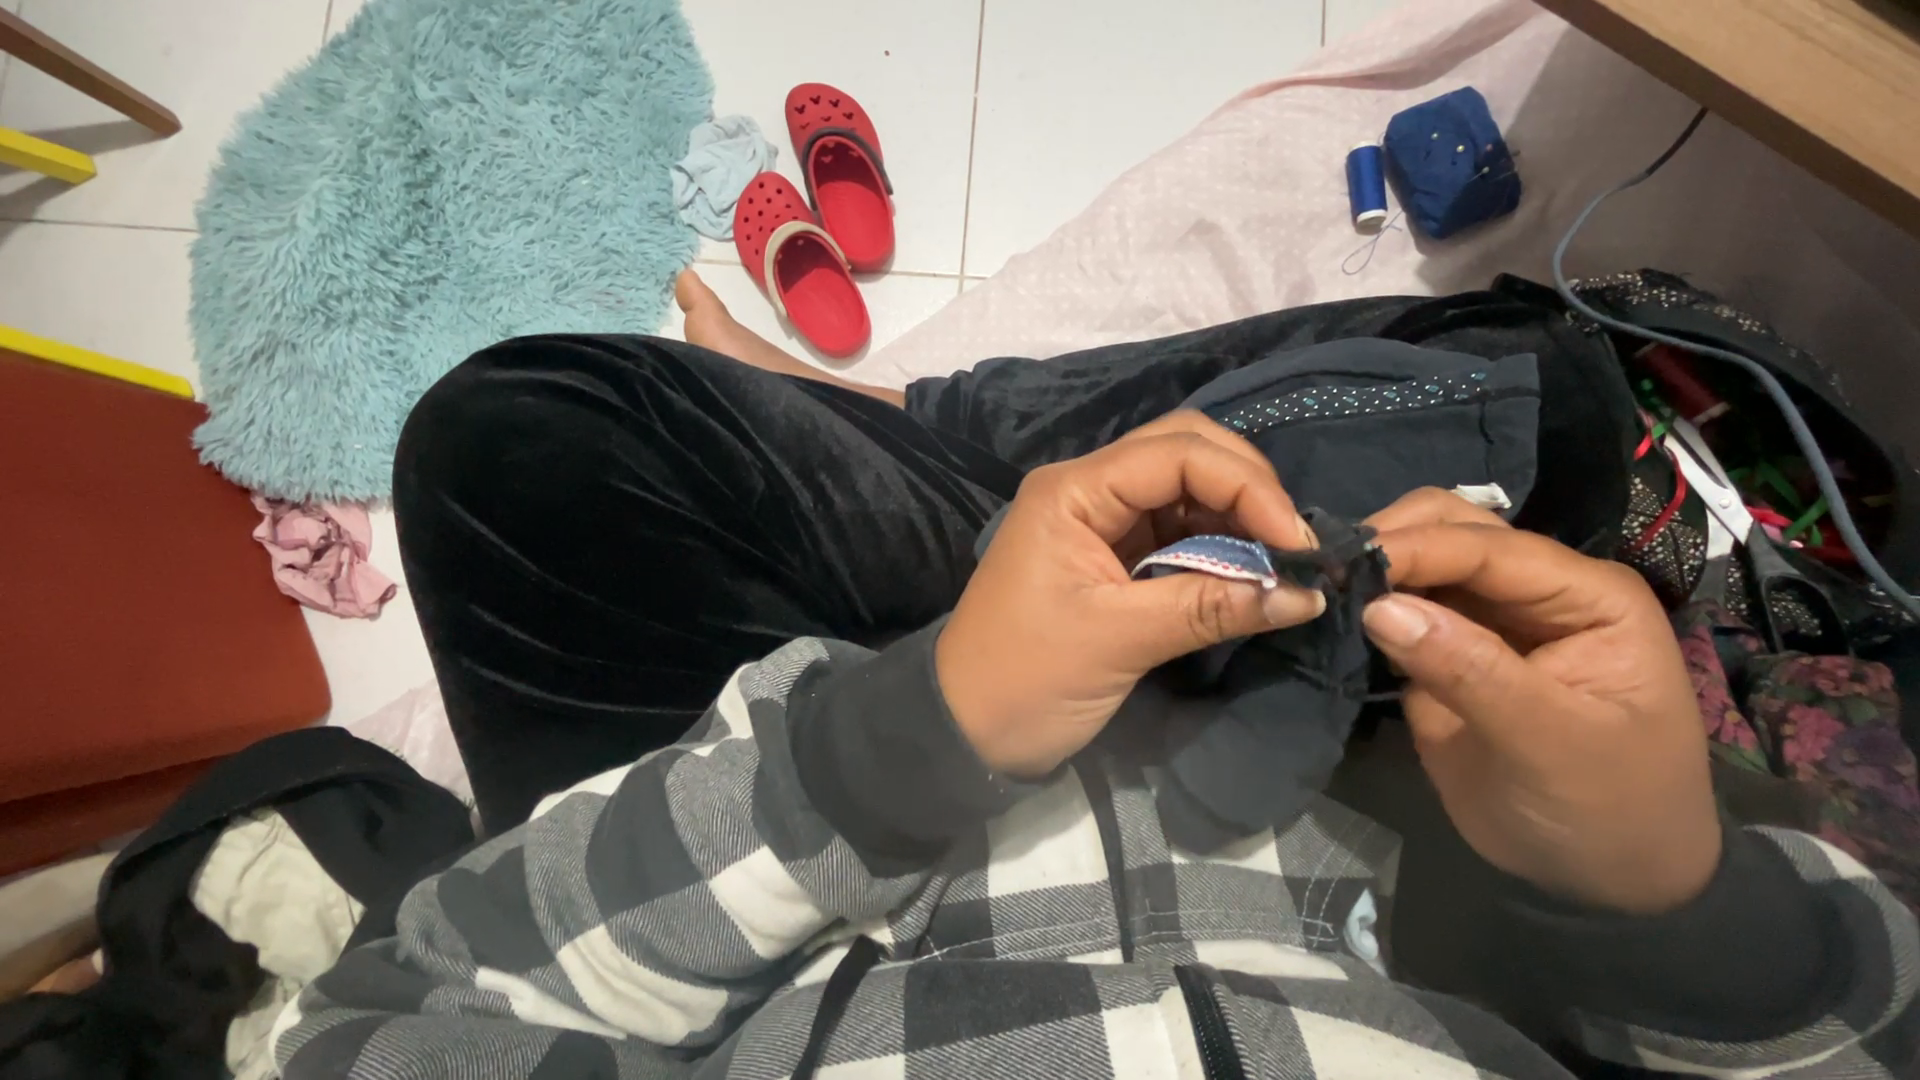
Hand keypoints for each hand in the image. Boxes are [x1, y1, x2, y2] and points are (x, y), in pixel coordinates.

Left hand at [937, 412, 1325, 778]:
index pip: (1175, 452)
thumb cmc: (1026, 679)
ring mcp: (1097, 520)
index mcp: (1072, 490)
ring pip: (1184, 489)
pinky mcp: (1110, 555)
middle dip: (1246, 488)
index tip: (1294, 542)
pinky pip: (1176, 531)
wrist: (967, 727)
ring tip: (1282, 561)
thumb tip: (1307, 592)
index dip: (1246, 486)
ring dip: (1237, 517)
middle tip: (1292, 543)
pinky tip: (1248, 572)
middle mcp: (1085, 489)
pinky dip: (1217, 546)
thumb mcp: (1118, 641)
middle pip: (1182, 452)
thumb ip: (1210, 607)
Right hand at [1362, 489, 1721, 914]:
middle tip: (1326, 569)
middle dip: (1388, 539)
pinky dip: (1361, 599)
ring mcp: (1484, 615)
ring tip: (1319, 583)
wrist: (1595, 876)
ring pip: (1418, 557)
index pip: (1489, 547)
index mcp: (1584, 596)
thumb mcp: (1549, 743)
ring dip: (1369, 563)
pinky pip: (1395, 604)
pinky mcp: (1442, 645)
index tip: (1342, 562)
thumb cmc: (1605, 808)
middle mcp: (1533, 589)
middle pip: (1452, 527)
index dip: (1416, 548)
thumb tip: (1379, 607)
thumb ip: (1469, 670)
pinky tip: (1328, 606)